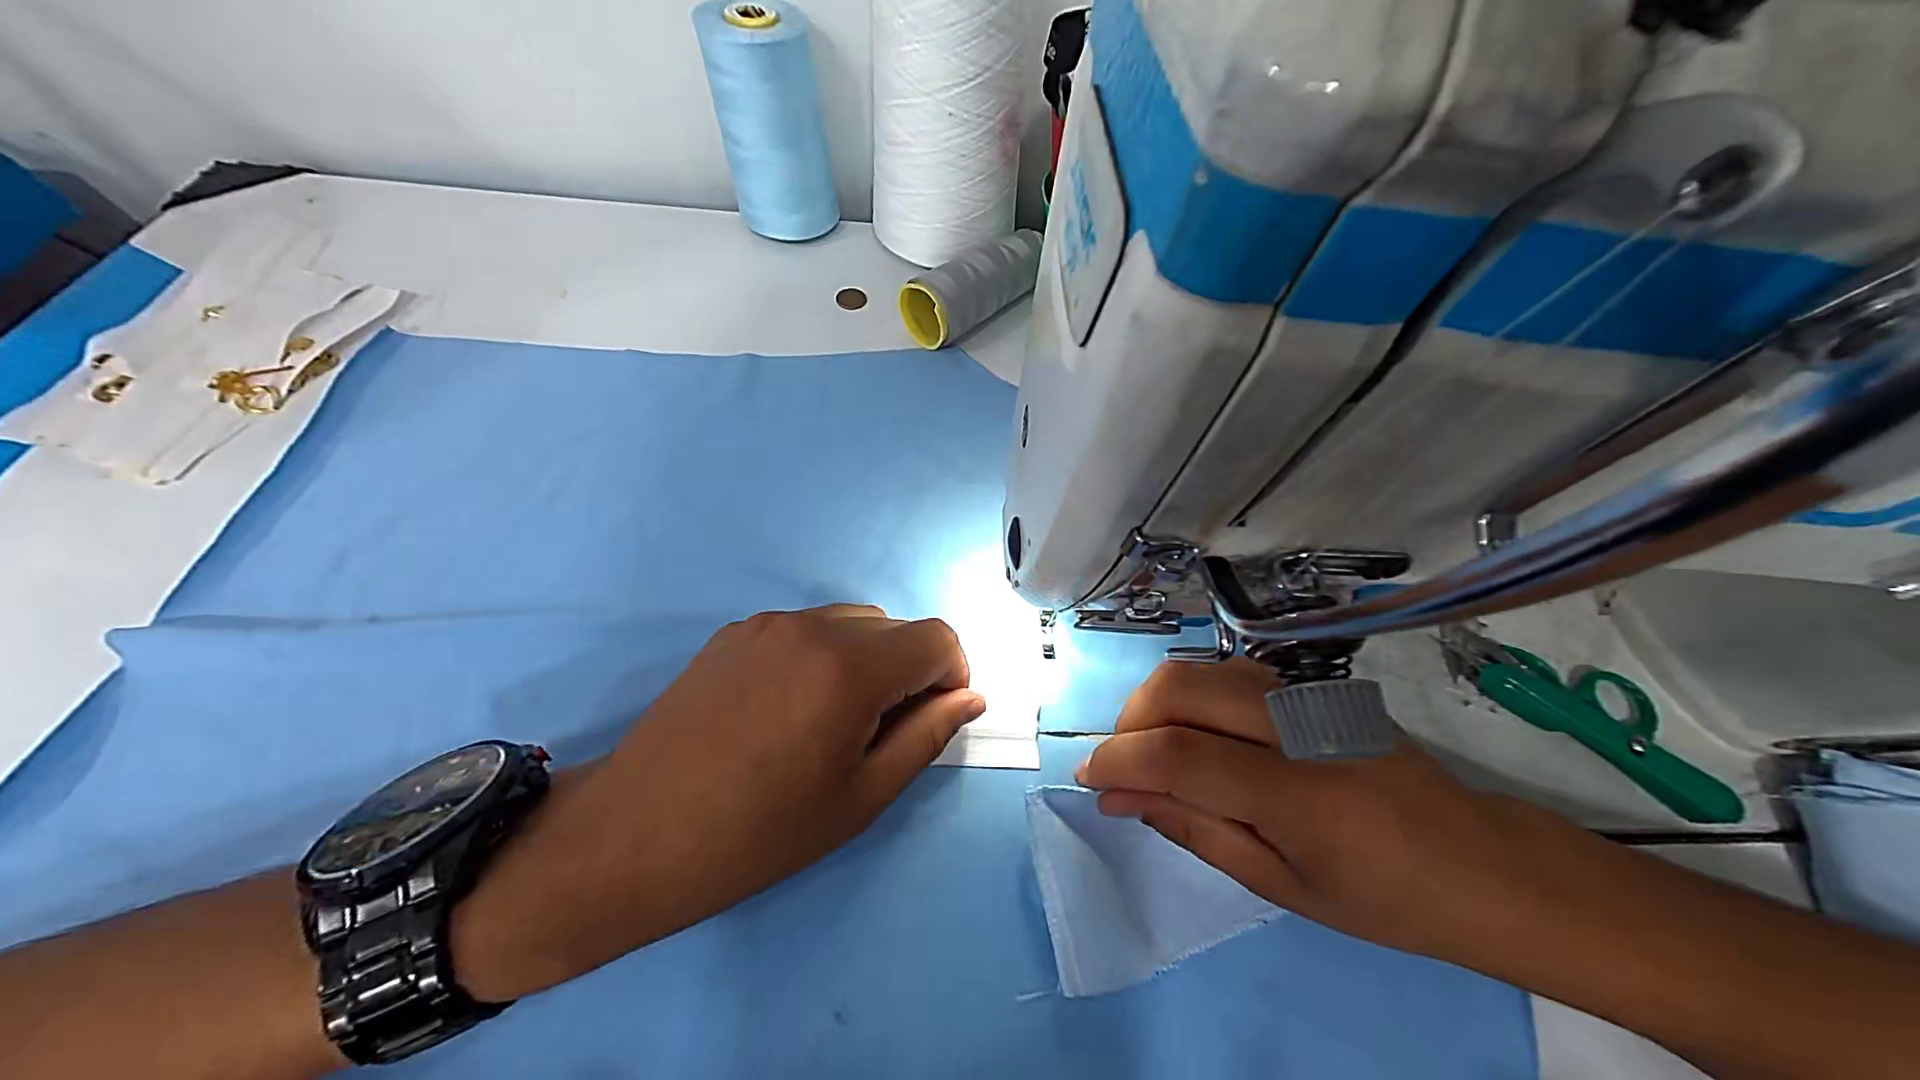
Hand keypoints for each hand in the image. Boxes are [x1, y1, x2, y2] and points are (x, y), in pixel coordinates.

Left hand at [453, 604, 983, 1000]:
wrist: (632, 834)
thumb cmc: (758, 832)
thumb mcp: (861, 797)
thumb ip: (926, 737)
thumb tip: (969, 697)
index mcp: (850, 667)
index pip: (938, 637)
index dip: (952, 675)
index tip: (930, 719)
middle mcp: (812, 627)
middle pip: (896, 626)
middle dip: (910, 669)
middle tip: (881, 730)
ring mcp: (767, 624)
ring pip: (851, 622)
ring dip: (867, 659)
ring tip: (832, 720)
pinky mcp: (733, 633)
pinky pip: (805, 629)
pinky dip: (823, 654)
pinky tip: (787, 708)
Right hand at [1076, 658, 1609, 968]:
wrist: (1483, 863)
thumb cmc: (1384, 898)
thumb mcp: (1281, 886)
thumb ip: (1194, 829)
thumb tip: (1120, 796)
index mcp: (1298, 795)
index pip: (1178, 754)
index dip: (1118, 759)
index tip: (1087, 778)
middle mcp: (1297, 727)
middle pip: (1177, 688)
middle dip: (1129, 722)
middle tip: (1126, 769)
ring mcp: (1307, 696)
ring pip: (1197, 669)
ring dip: (1155, 705)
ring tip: (1157, 753)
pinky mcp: (1312, 686)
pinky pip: (1226, 672)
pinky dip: (1191, 695)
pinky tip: (1200, 734)